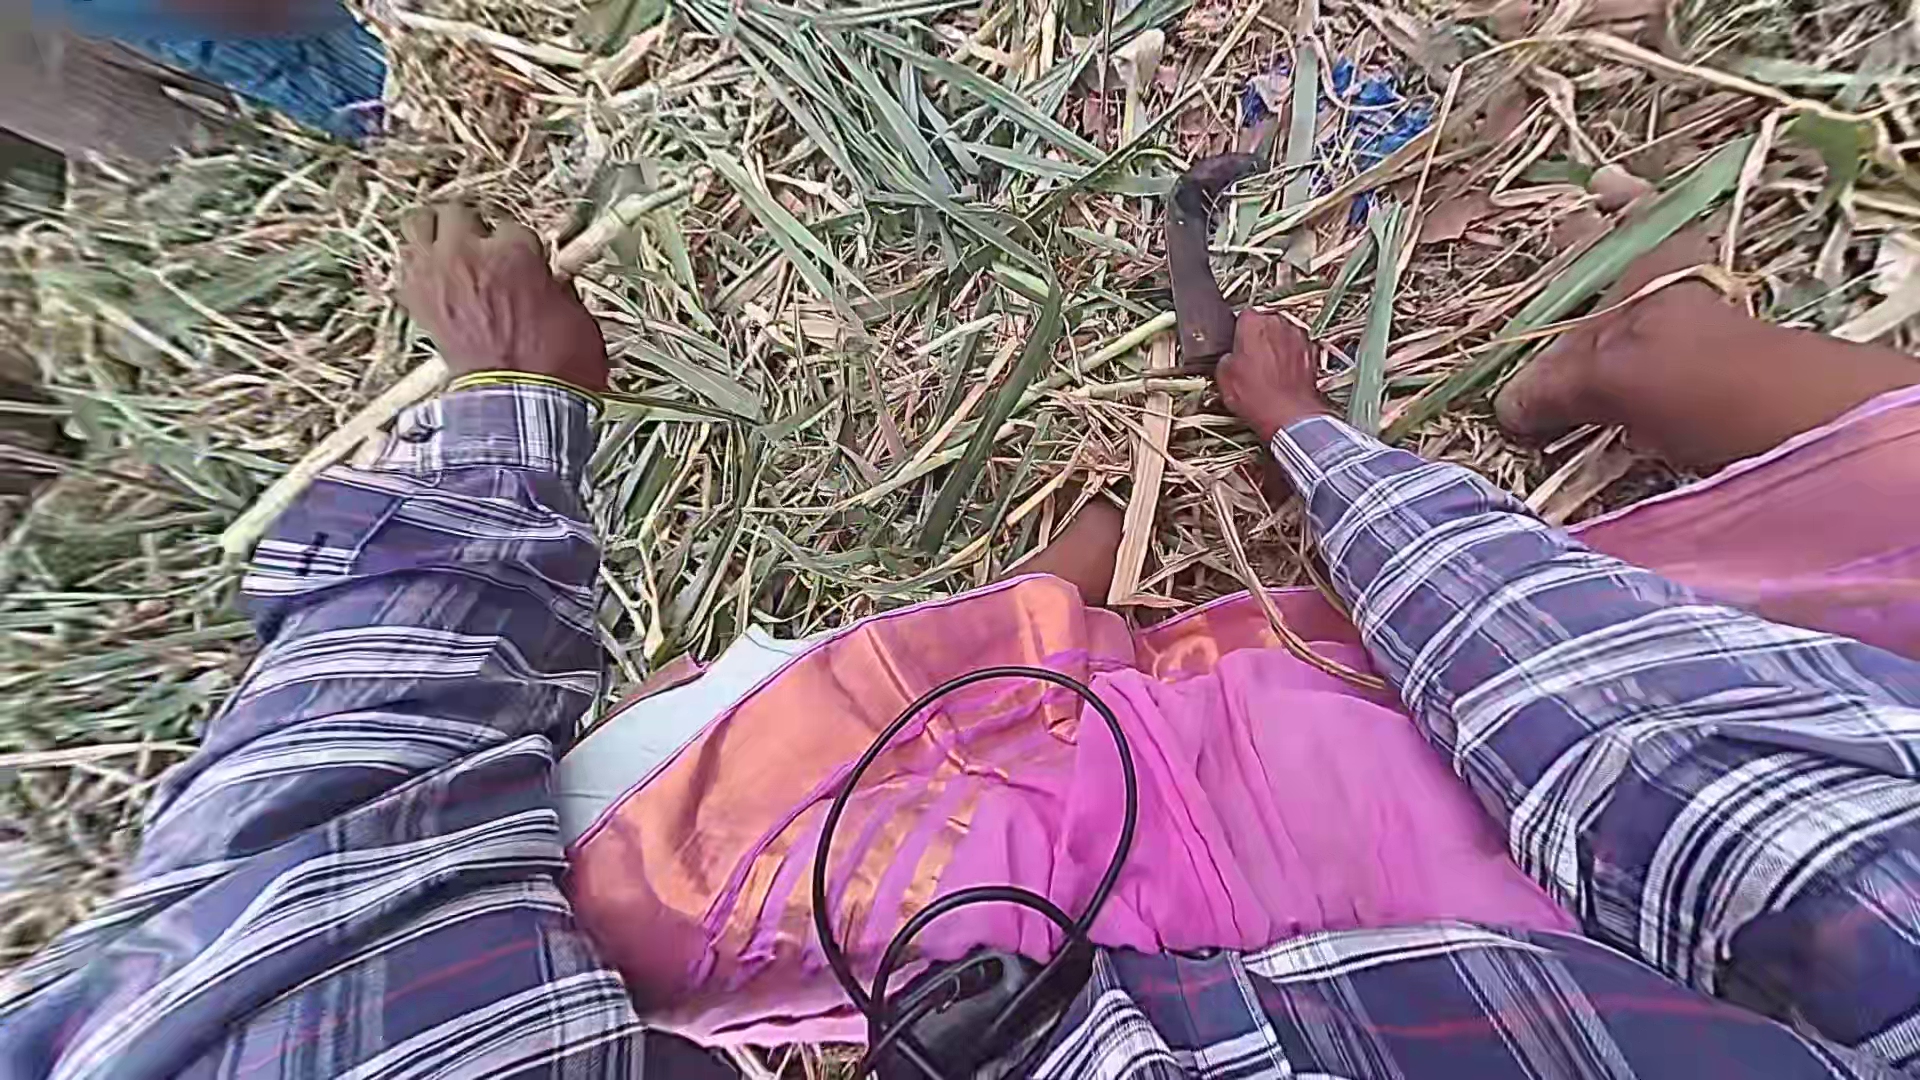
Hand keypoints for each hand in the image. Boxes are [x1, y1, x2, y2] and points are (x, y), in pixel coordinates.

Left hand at [397, 203, 609, 392]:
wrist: (523, 400)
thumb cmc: (559, 365)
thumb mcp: (579, 320)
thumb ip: (558, 289)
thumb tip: (550, 281)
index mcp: (515, 256)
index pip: (517, 230)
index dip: (528, 250)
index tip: (534, 265)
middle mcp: (468, 254)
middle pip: (459, 214)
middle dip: (477, 229)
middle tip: (490, 248)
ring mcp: (434, 272)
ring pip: (419, 223)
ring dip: (439, 234)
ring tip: (456, 251)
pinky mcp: (415, 296)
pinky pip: (407, 261)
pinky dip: (422, 265)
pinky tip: (442, 280)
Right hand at [1215, 311, 1329, 443]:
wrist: (1288, 414)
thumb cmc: (1255, 395)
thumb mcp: (1224, 378)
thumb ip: (1225, 358)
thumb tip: (1229, 357)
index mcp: (1254, 324)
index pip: (1243, 315)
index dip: (1238, 330)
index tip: (1235, 344)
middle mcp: (1280, 323)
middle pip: (1266, 321)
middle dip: (1258, 336)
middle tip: (1249, 358)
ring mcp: (1300, 336)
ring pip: (1283, 333)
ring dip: (1276, 345)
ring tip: (1266, 369)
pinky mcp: (1313, 351)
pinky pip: (1297, 348)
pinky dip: (1291, 357)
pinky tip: (1282, 375)